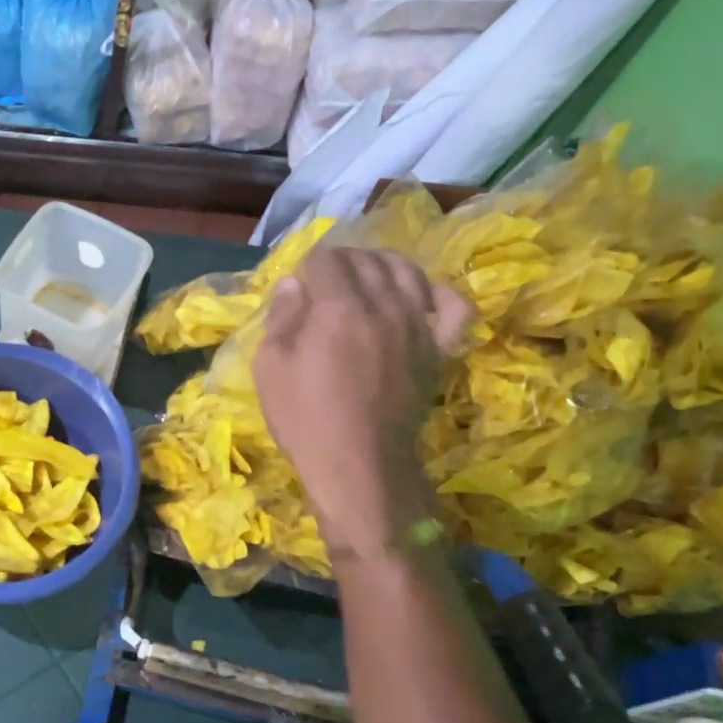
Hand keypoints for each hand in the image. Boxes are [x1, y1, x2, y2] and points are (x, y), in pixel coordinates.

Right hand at [252, 247, 472, 554]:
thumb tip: (292, 284)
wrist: (358, 463)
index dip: (309, 265)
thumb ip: (281, 320)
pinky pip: (453, 305)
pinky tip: (420, 296)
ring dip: (384, 266)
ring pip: (409, 271)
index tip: (300, 285)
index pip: (327, 259)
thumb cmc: (305, 419)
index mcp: (338, 307)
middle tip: (327, 282)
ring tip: (368, 280)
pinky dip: (438, 292)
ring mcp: (418, 324)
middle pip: (368, 260)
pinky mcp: (437, 347)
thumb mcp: (270, 370)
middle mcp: (384, 304)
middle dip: (343, 262)